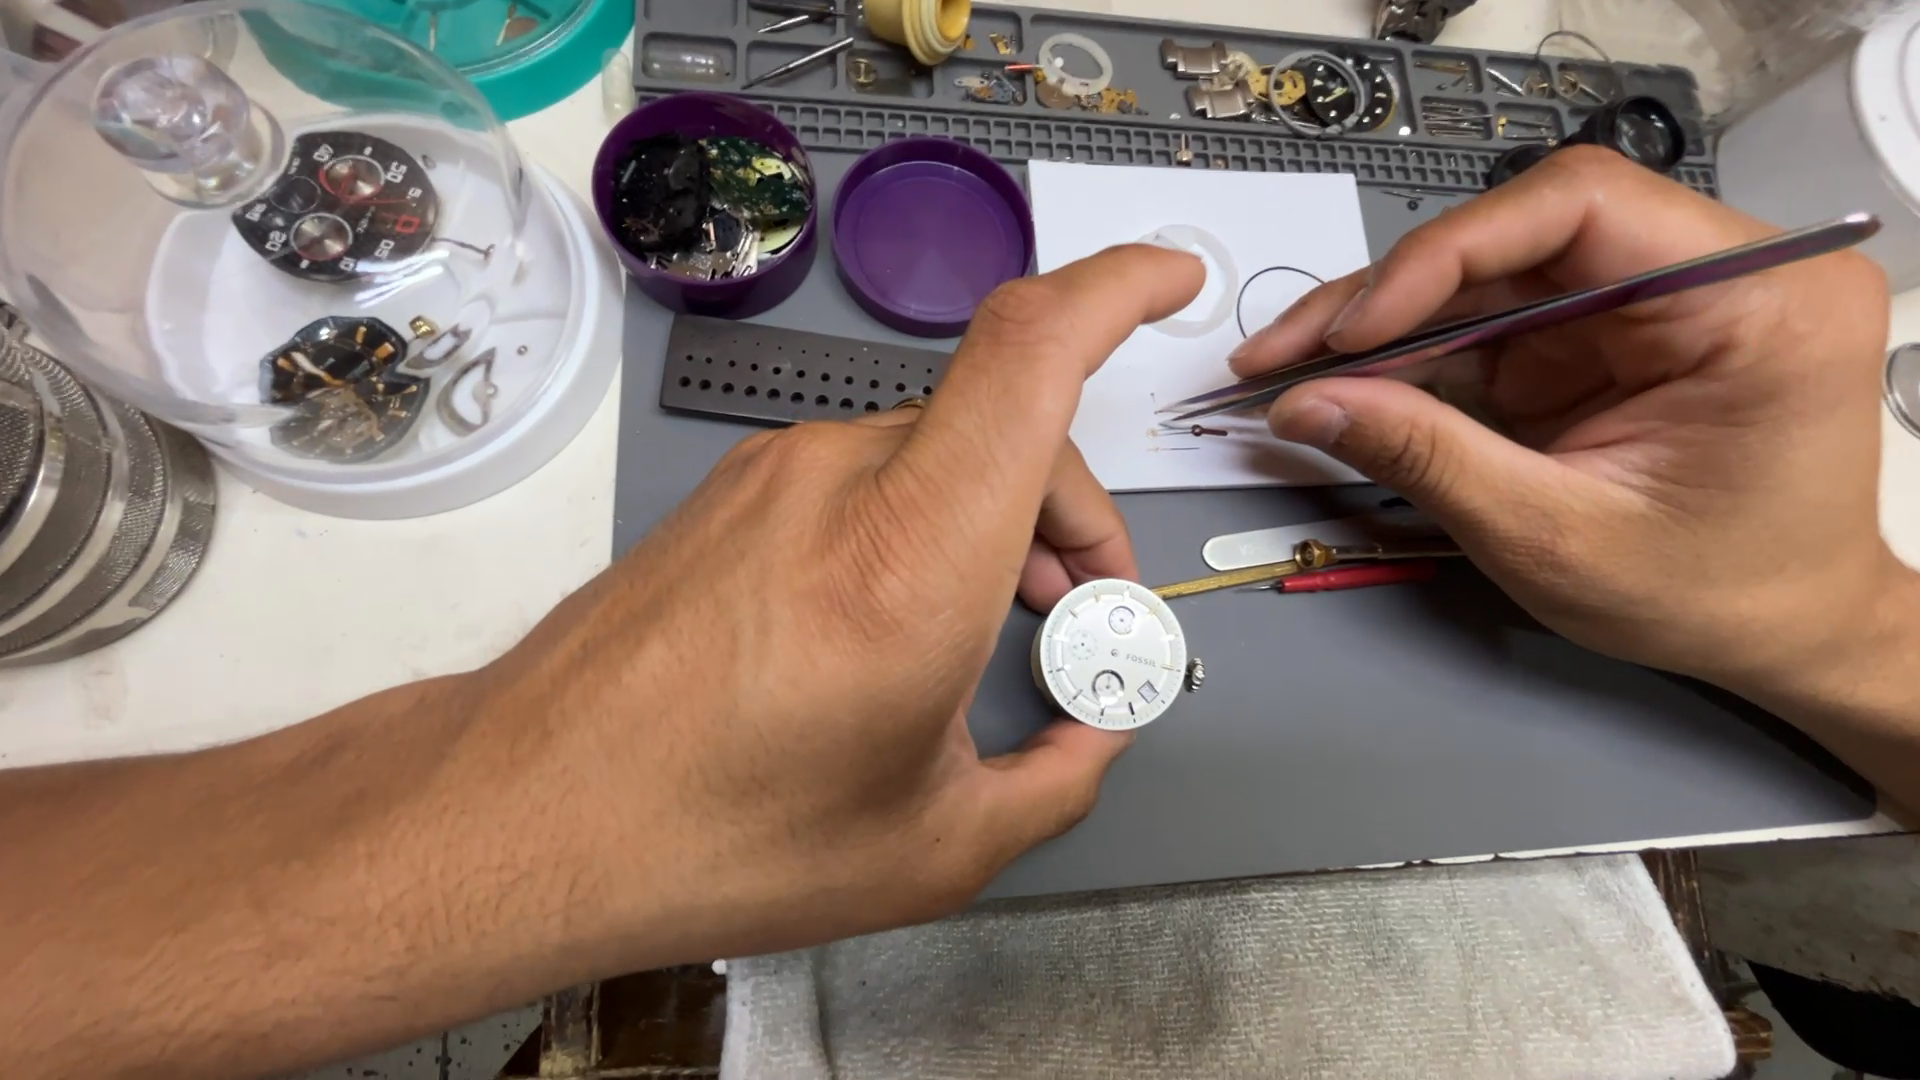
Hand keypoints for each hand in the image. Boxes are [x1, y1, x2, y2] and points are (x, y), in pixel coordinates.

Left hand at [476, 247, 1202, 963]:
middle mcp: (841, 483)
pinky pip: (878, 470)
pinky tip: (912, 605)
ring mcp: (780, 471)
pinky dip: (930, 519)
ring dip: (1001, 518)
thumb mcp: (936, 847)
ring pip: (946, 448)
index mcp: (908, 561)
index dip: (1118, 288)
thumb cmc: (711, 840)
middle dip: (1075, 513)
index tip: (1170, 282)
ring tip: (999, 618)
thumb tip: (1096, 732)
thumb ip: (1059, 779)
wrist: (523, 816)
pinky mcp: (743, 486)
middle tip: (1081, 612)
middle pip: (1013, 425)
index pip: (1029, 354)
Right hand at [1227, 147, 1903, 698]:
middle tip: (1271, 357)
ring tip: (1275, 372)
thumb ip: (1425, 457)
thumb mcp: (1548, 533)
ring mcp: (1616, 312)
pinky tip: (1324, 387)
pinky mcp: (1567, 347)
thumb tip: (1302, 406)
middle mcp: (1683, 279)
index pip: (1574, 209)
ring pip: (1461, 287)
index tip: (1351, 337)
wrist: (1759, 627)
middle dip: (1371, 303)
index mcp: (1745, 300)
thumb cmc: (1696, 591)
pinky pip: (1458, 335)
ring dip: (1361, 333)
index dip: (1441, 255)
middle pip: (1496, 245)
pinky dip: (1384, 365)